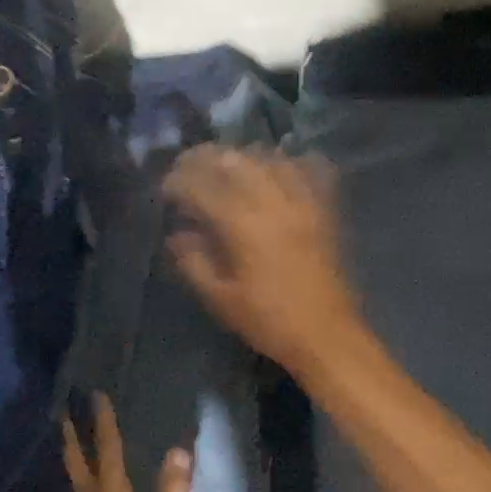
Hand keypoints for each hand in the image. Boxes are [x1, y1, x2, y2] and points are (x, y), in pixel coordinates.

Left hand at [60, 394, 191, 491]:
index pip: (108, 446)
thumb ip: (171, 491)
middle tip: (65, 412)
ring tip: (75, 444)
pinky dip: (81, 482)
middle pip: (77, 459)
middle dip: (73, 435)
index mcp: (112, 491)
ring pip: (74, 479)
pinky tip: (88, 491)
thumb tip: (179, 450)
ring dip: (73, 457)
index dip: (104, 420)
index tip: (96, 396)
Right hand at [161, 145, 365, 372]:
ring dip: (242, 157)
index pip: (201, 185)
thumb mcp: (220, 298)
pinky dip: (288, 162)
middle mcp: (272, 202)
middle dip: (205, 158)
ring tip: (225, 166)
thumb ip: (194, 261)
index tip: (165, 189)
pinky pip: (308, 170)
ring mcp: (303, 202)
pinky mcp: (325, 210)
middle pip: (234, 160)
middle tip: (187, 168)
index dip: (177, 181)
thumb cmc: (268, 321)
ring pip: (269, 158)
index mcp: (241, 224)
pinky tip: (277, 169)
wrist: (325, 334)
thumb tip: (178, 235)